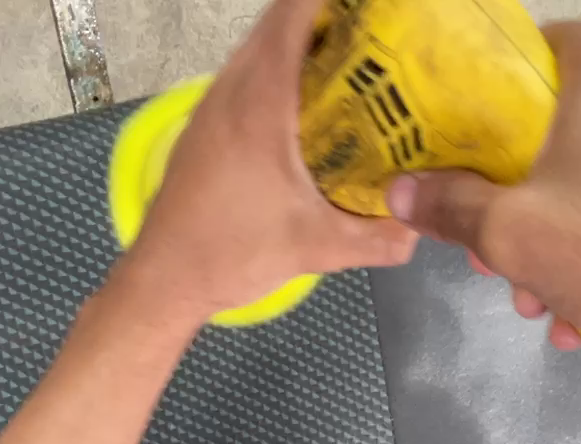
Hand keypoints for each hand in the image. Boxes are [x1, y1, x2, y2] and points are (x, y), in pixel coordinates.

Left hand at [119, 0, 417, 324]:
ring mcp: (211, 106)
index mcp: (261, 98)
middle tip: (379, 44)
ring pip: (261, 49)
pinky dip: (278, 77)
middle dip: (332, 19)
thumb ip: (375, 238)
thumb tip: (416, 229)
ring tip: (352, 71)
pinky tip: (305, 116)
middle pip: (283, 20)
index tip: (378, 9)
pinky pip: (245, 79)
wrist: (165, 280)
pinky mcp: (202, 129)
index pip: (297, 6)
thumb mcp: (315, 249)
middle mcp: (231, 87)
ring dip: (303, 49)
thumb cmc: (232, 255)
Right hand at [385, 21, 580, 398]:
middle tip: (498, 268)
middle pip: (555, 136)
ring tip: (550, 309)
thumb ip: (449, 207)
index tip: (457, 183)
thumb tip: (398, 191)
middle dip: (515, 211)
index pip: (519, 66)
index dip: (474, 127)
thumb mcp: (514, 235)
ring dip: (556, 246)